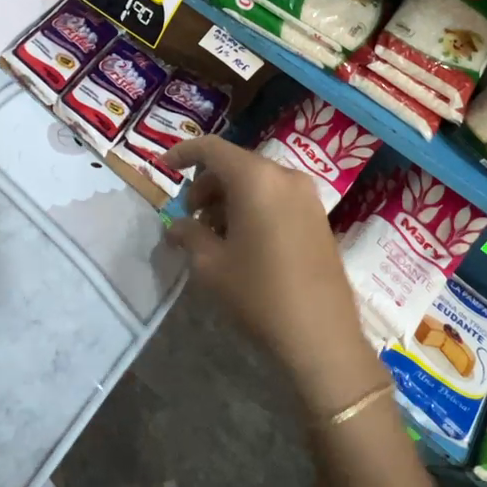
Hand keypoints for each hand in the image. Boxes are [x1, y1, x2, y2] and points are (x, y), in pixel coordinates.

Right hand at [162, 136, 384, 416]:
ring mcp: (307, 196)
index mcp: (255, 178)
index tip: (164, 167)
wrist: (323, 338)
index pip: (211, 149)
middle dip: (206, 185)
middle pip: (235, 164)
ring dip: (229, 198)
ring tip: (213, 234)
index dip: (184, 153)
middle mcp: (284, 176)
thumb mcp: (211, 265)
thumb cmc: (260, 294)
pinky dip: (253, 207)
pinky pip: (276, 197)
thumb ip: (189, 234)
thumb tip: (178, 226)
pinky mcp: (319, 217)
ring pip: (256, 182)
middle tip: (189, 215)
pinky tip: (241, 241)